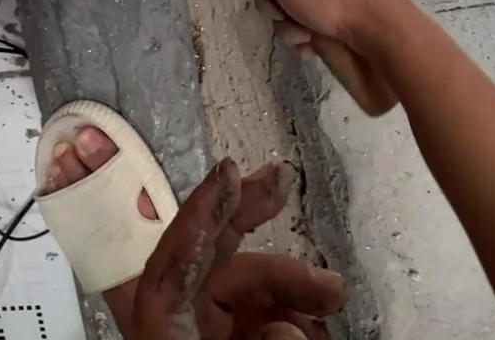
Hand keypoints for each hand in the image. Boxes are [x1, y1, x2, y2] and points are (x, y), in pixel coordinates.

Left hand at [127, 159, 345, 339]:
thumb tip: (286, 329)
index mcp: (162, 326)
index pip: (172, 258)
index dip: (199, 212)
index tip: (229, 170)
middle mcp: (179, 318)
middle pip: (210, 249)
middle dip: (248, 210)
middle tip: (281, 180)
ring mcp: (204, 326)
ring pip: (247, 284)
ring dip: (293, 278)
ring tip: (333, 290)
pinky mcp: (226, 336)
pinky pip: (259, 313)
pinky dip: (290, 310)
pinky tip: (318, 319)